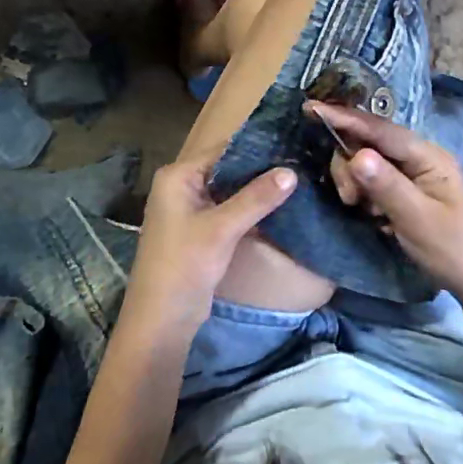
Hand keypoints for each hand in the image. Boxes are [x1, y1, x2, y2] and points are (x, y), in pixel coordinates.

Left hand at [125, 156, 296, 331]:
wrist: (162, 317)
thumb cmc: (185, 265)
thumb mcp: (222, 228)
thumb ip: (256, 198)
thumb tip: (292, 171)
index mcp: (177, 176)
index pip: (223, 150)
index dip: (257, 148)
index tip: (291, 146)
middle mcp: (181, 186)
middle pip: (227, 168)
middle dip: (260, 169)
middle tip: (300, 163)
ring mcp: (190, 209)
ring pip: (230, 190)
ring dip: (257, 190)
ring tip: (296, 181)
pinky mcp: (200, 230)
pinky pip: (229, 209)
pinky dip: (250, 209)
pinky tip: (278, 206)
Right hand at [307, 102, 462, 303]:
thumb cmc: (451, 249)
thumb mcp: (417, 218)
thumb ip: (386, 185)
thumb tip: (356, 155)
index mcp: (428, 156)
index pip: (381, 130)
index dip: (345, 118)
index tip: (310, 108)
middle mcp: (419, 158)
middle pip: (369, 143)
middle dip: (350, 165)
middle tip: (349, 199)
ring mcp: (412, 175)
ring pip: (367, 163)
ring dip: (355, 182)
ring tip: (363, 210)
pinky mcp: (404, 192)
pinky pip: (373, 181)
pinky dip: (364, 194)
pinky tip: (371, 214)